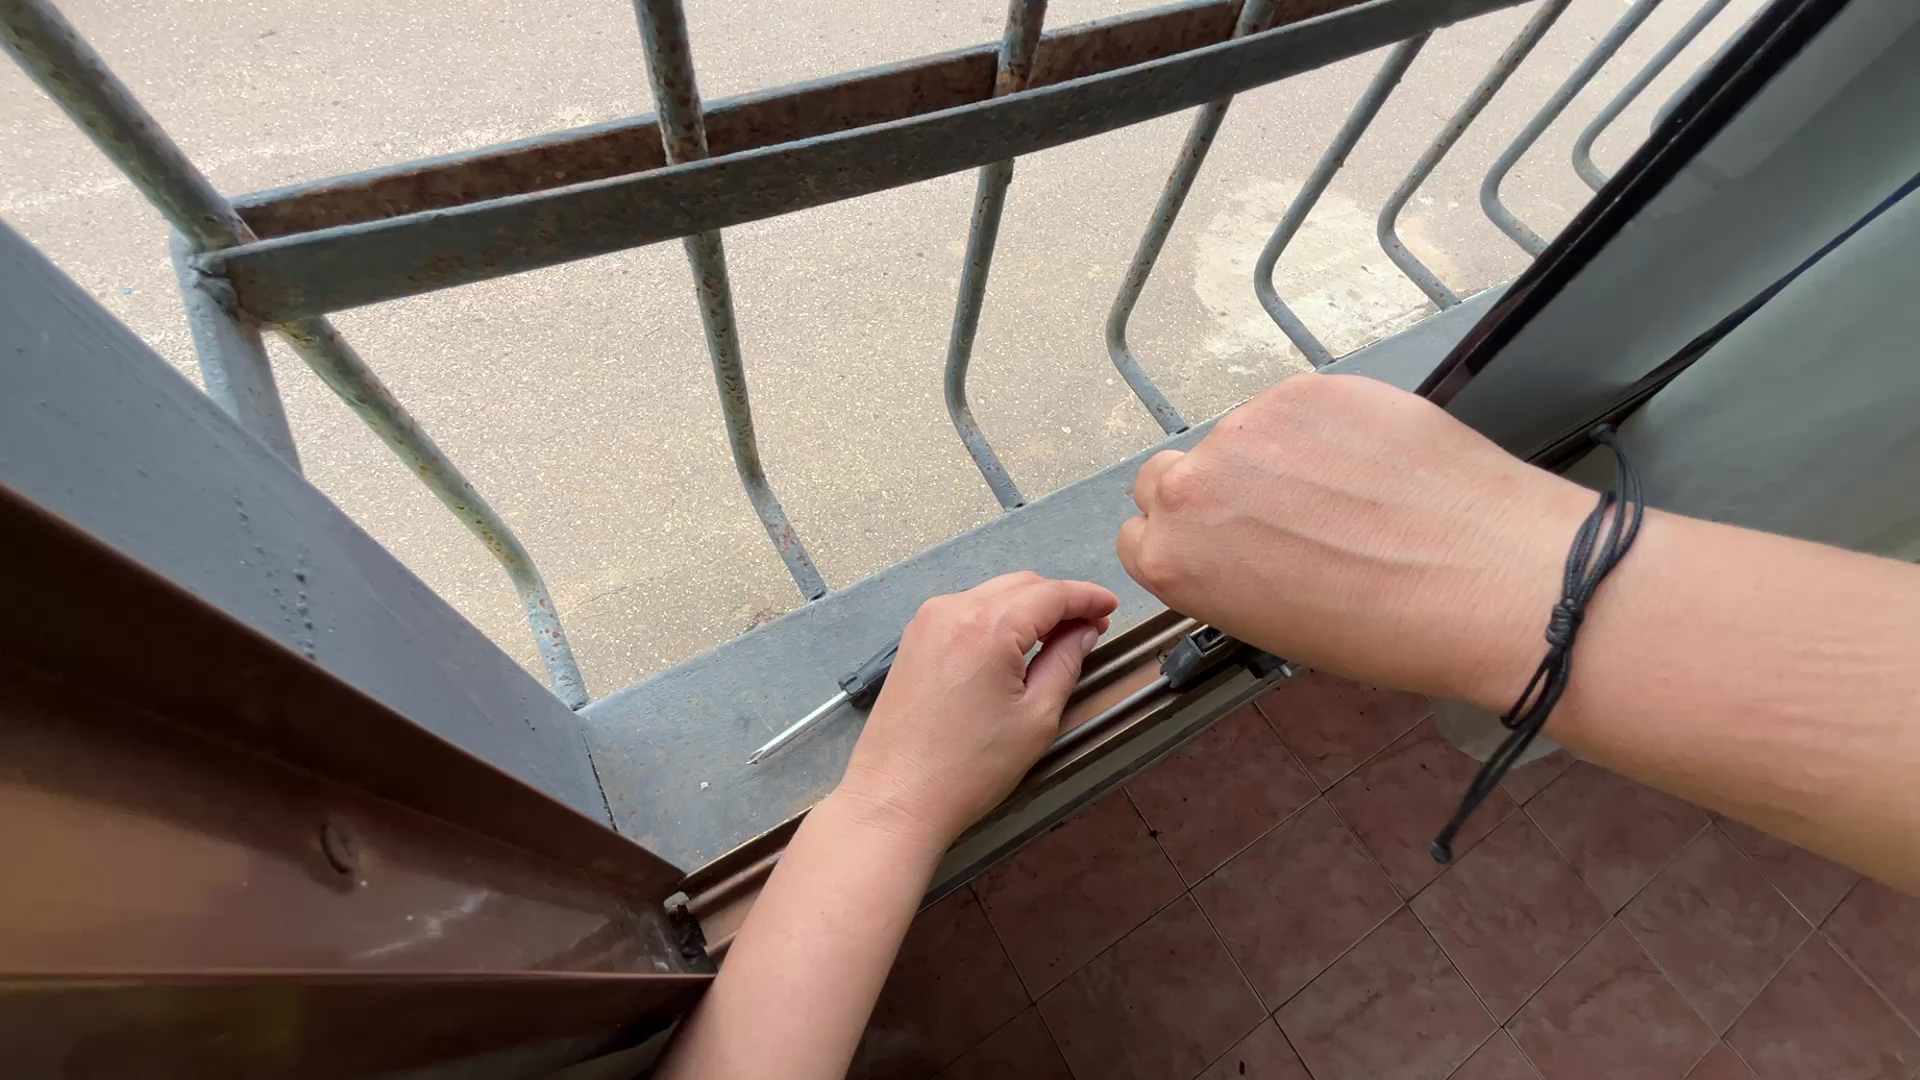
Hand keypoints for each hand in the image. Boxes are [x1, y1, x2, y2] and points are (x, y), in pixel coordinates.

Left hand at [834, 572, 1119, 849]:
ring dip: (1027, 605)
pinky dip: (996, 615)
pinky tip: (1012, 641)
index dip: (1087, 597)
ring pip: (991, 593)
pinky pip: (966, 609)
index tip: (1112, 606)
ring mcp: (927, 620)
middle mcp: (954, 607)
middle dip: (1059, 599)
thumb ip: (1065, 662)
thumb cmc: (972, 767)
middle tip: (1090, 626)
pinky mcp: (913, 638)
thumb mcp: (1036, 718)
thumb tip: (1085, 630)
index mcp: (988, 625)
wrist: (895, 797)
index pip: (1050, 594)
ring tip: (1056, 635)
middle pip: (1020, 585)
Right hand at [1117, 373, 1593, 709]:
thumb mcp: (1264, 622)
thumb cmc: (1384, 630)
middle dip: (1205, 494)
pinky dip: (1316, 429)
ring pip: (1233, 439)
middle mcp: (1190, 488)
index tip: (1215, 544)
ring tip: (1338, 490)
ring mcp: (1245, 430)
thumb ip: (1214, 570)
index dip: (1181, 541)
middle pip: (1166, 476)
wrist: (1494, 586)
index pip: (1138, 532)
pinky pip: (1289, 409)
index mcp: (1171, 557)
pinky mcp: (1304, 391)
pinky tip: (1364, 461)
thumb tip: (1219, 536)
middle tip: (1268, 513)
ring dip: (1265, 458)